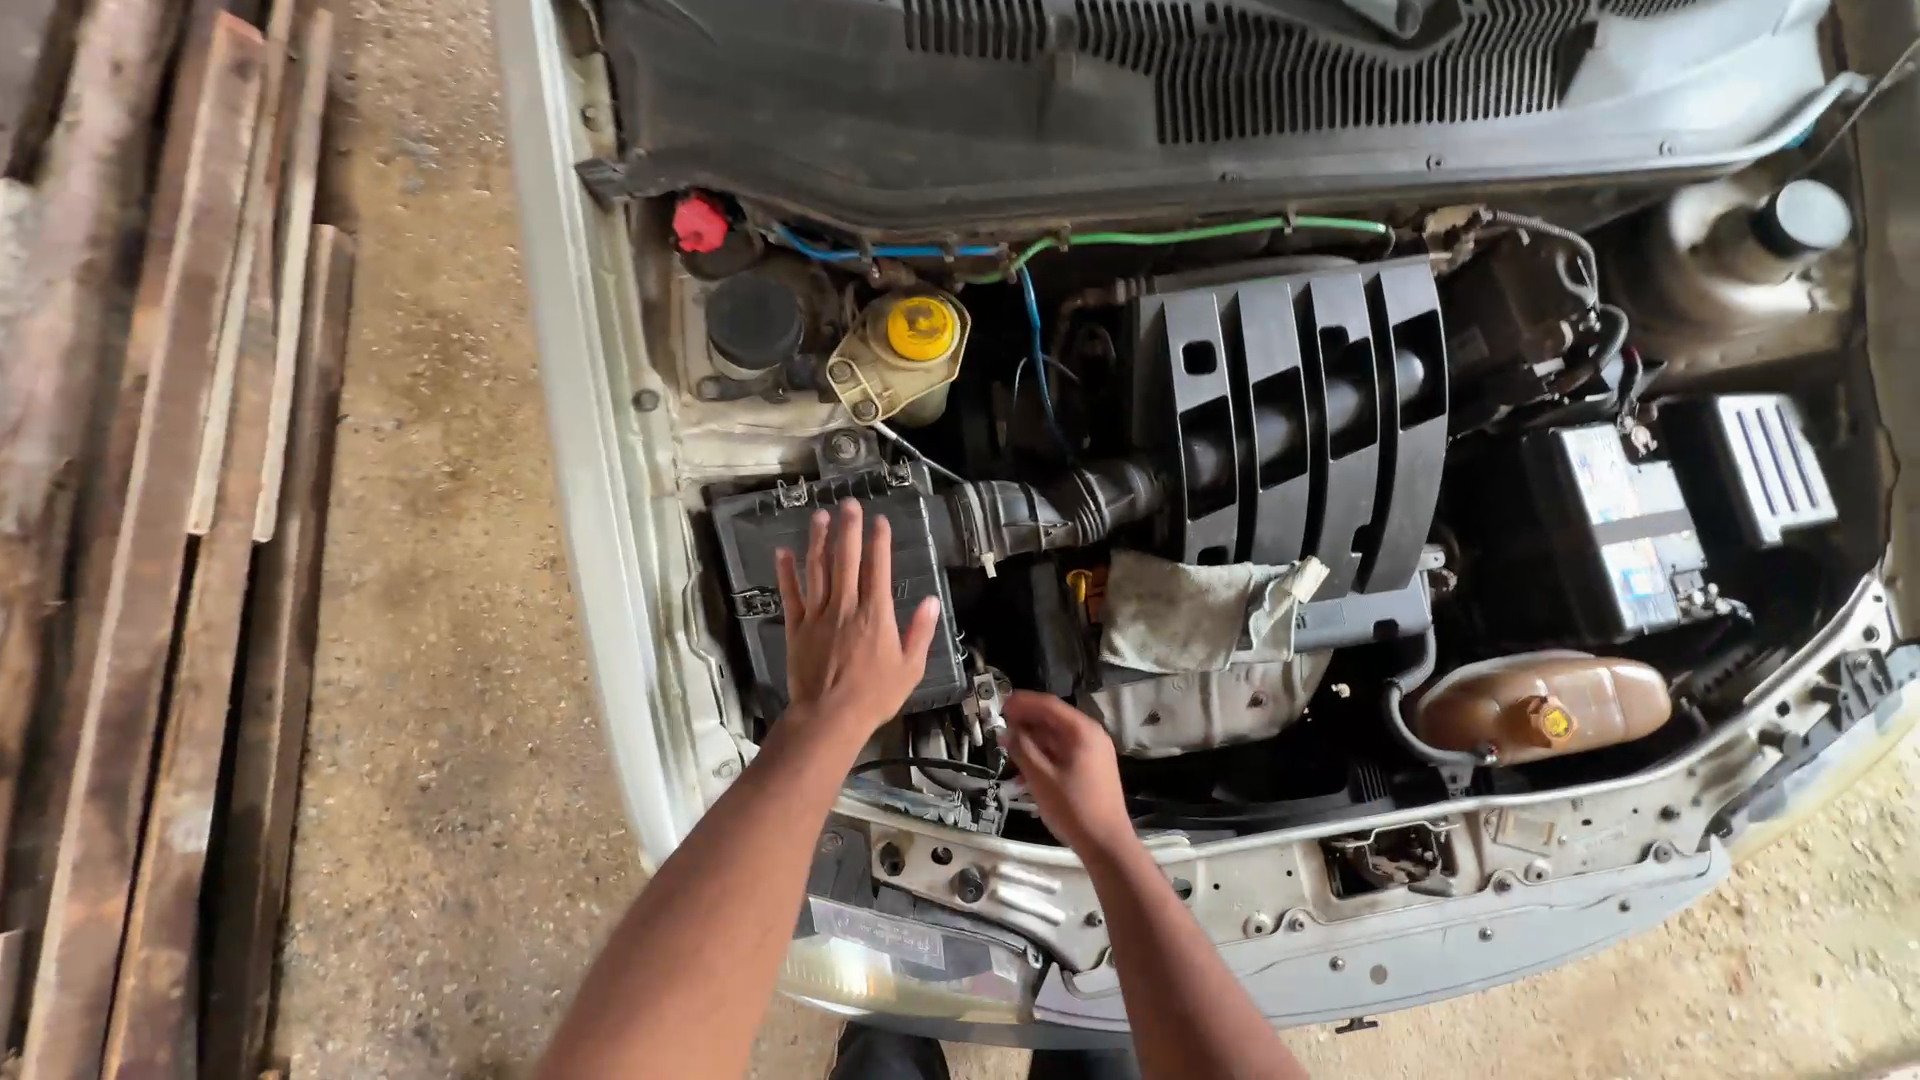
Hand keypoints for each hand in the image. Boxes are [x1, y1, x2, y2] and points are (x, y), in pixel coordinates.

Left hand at [775, 499, 940, 742]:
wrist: (829, 717)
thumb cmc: (875, 696)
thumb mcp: (910, 668)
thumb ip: (920, 632)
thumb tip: (932, 601)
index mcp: (875, 614)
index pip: (878, 568)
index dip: (879, 542)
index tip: (880, 520)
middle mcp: (846, 606)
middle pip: (846, 559)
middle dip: (849, 529)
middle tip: (849, 504)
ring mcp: (818, 615)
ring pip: (817, 570)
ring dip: (818, 541)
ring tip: (820, 516)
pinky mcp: (796, 628)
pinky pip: (791, 595)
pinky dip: (786, 573)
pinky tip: (783, 553)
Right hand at [1002, 692, 1135, 856]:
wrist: (1106, 845)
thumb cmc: (1074, 808)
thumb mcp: (1041, 778)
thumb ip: (1022, 749)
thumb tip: (1008, 731)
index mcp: (1083, 731)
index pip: (1049, 705)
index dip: (1023, 702)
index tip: (1000, 704)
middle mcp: (1091, 736)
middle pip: (1053, 720)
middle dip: (1026, 723)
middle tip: (1001, 728)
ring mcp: (1093, 753)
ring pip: (1057, 738)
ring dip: (1032, 742)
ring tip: (1007, 750)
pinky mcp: (1091, 769)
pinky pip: (1063, 754)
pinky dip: (1044, 758)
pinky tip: (1024, 773)